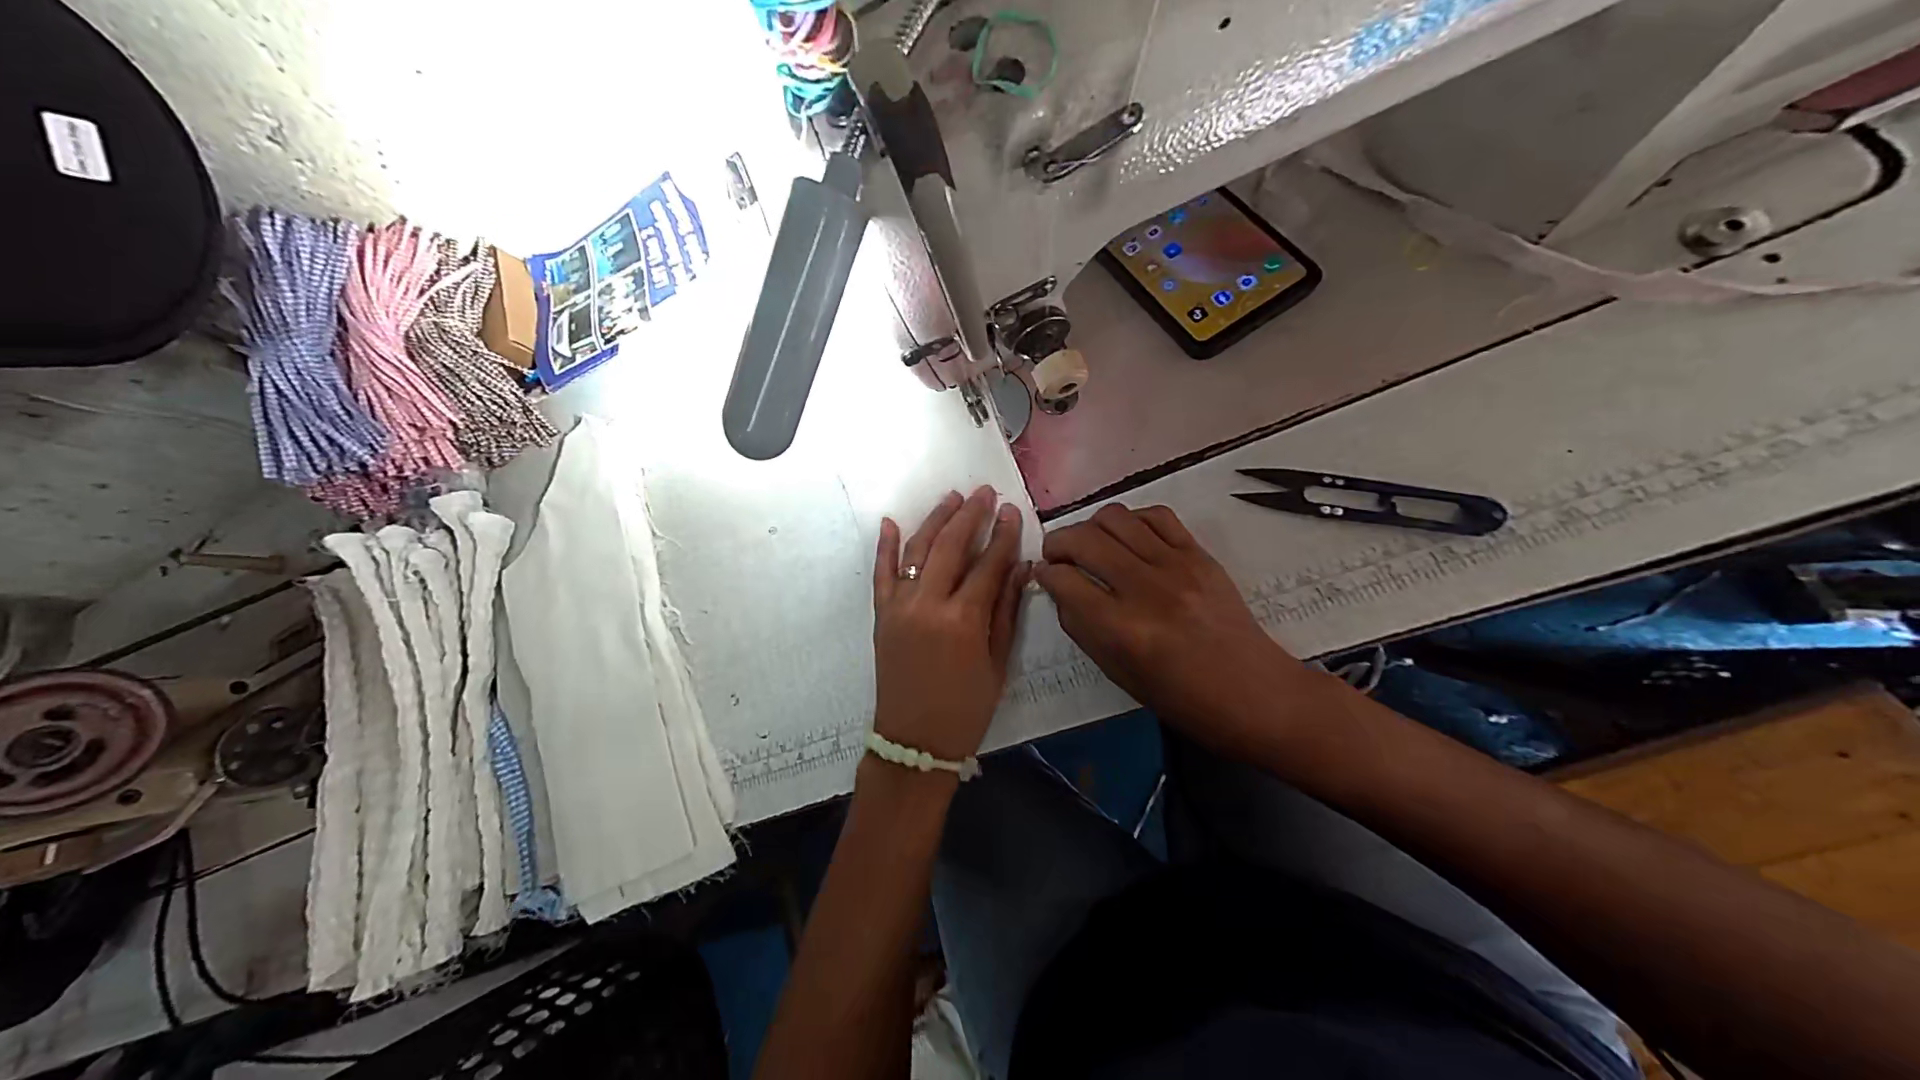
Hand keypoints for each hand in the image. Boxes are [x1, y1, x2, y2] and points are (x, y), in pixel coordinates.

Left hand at [871, 487, 1029, 763]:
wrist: (914, 741)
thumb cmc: (966, 708)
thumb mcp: (997, 662)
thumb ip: (1008, 611)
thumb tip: (1022, 567)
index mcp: (964, 619)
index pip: (988, 564)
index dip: (1003, 535)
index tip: (1013, 511)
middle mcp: (929, 604)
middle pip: (951, 546)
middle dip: (970, 515)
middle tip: (985, 492)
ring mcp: (900, 607)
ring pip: (918, 551)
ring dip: (934, 520)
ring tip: (952, 498)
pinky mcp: (881, 615)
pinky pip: (882, 574)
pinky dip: (885, 547)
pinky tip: (891, 522)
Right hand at [1035, 504, 1313, 755]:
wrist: (1254, 692)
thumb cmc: (1182, 698)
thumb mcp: (1118, 674)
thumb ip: (1083, 628)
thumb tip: (1060, 589)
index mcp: (1123, 630)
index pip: (1064, 581)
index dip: (1045, 574)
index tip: (1044, 575)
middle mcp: (1146, 589)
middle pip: (1084, 540)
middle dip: (1057, 543)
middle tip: (1056, 555)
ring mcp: (1177, 566)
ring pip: (1116, 518)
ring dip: (1091, 526)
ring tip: (1090, 543)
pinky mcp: (1200, 555)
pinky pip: (1156, 515)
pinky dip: (1132, 520)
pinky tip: (1128, 538)